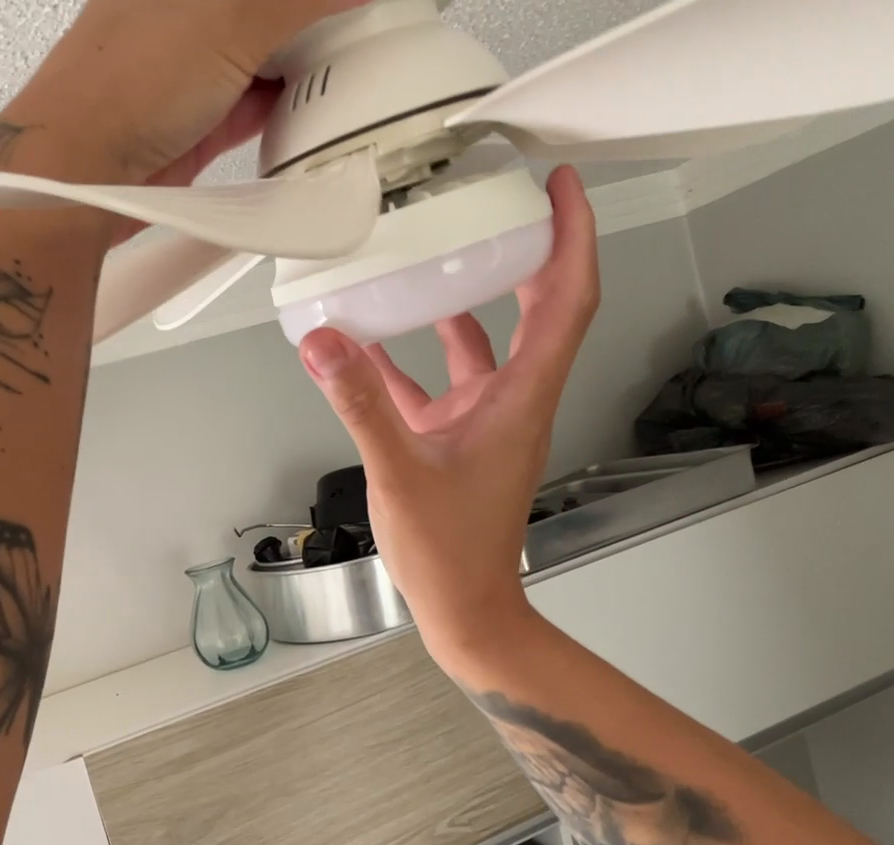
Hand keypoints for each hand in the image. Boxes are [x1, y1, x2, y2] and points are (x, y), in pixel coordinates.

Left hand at [10, 0, 362, 207]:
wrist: (86, 171)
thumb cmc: (125, 84)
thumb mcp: (231, 16)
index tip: (360, 8)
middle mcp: (192, 7)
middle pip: (276, 9)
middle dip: (319, 19)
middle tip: (362, 28)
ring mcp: (197, 60)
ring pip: (274, 47)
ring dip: (311, 59)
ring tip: (350, 67)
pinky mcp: (203, 113)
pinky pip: (262, 100)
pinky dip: (292, 103)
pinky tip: (318, 106)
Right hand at [296, 166, 600, 671]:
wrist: (463, 607)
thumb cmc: (450, 550)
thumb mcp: (400, 470)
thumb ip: (361, 403)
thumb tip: (322, 342)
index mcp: (521, 398)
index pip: (567, 300)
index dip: (571, 237)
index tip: (559, 188)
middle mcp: (512, 400)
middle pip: (532, 308)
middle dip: (519, 251)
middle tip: (490, 205)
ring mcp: (484, 420)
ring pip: (480, 343)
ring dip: (458, 301)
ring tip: (423, 260)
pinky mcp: (455, 440)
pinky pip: (437, 384)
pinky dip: (409, 360)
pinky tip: (366, 346)